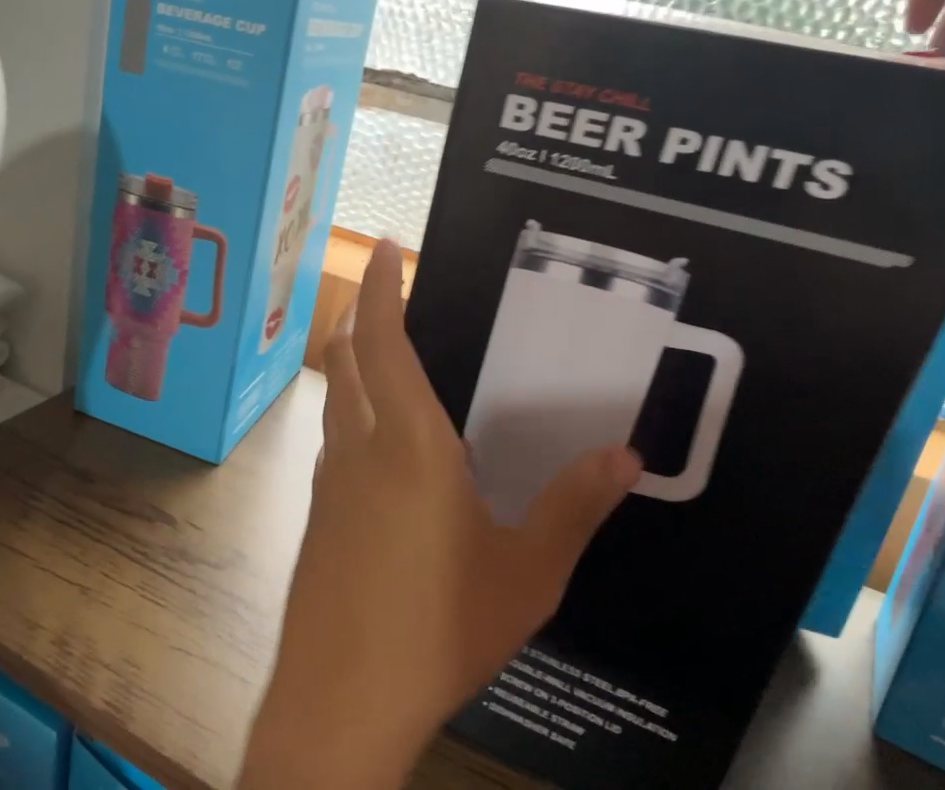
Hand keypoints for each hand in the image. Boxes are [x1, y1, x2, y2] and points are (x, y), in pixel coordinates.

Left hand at [239, 242, 640, 789]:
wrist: (343, 698)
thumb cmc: (440, 628)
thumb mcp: (527, 572)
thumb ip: (574, 507)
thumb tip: (625, 455)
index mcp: (410, 445)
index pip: (383, 341)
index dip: (378, 286)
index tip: (383, 247)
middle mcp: (359, 449)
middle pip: (345, 359)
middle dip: (359, 316)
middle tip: (386, 295)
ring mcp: (330, 483)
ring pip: (336, 401)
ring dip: (352, 367)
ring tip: (390, 364)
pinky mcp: (319, 518)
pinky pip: (336, 446)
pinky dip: (354, 419)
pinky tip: (386, 454)